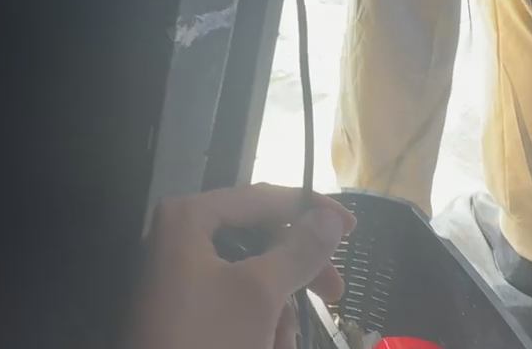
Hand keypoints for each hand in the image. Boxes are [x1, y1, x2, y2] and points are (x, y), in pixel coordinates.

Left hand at [125, 185, 354, 348]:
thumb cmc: (205, 340)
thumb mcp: (259, 294)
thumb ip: (297, 251)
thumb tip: (329, 217)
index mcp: (189, 217)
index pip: (260, 197)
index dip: (308, 208)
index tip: (351, 227)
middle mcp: (181, 235)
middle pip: (255, 238)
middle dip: (294, 272)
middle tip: (334, 293)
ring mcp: (180, 274)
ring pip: (249, 276)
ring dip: (278, 309)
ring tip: (284, 342)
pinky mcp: (185, 310)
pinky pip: (233, 302)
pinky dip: (258, 324)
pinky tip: (270, 347)